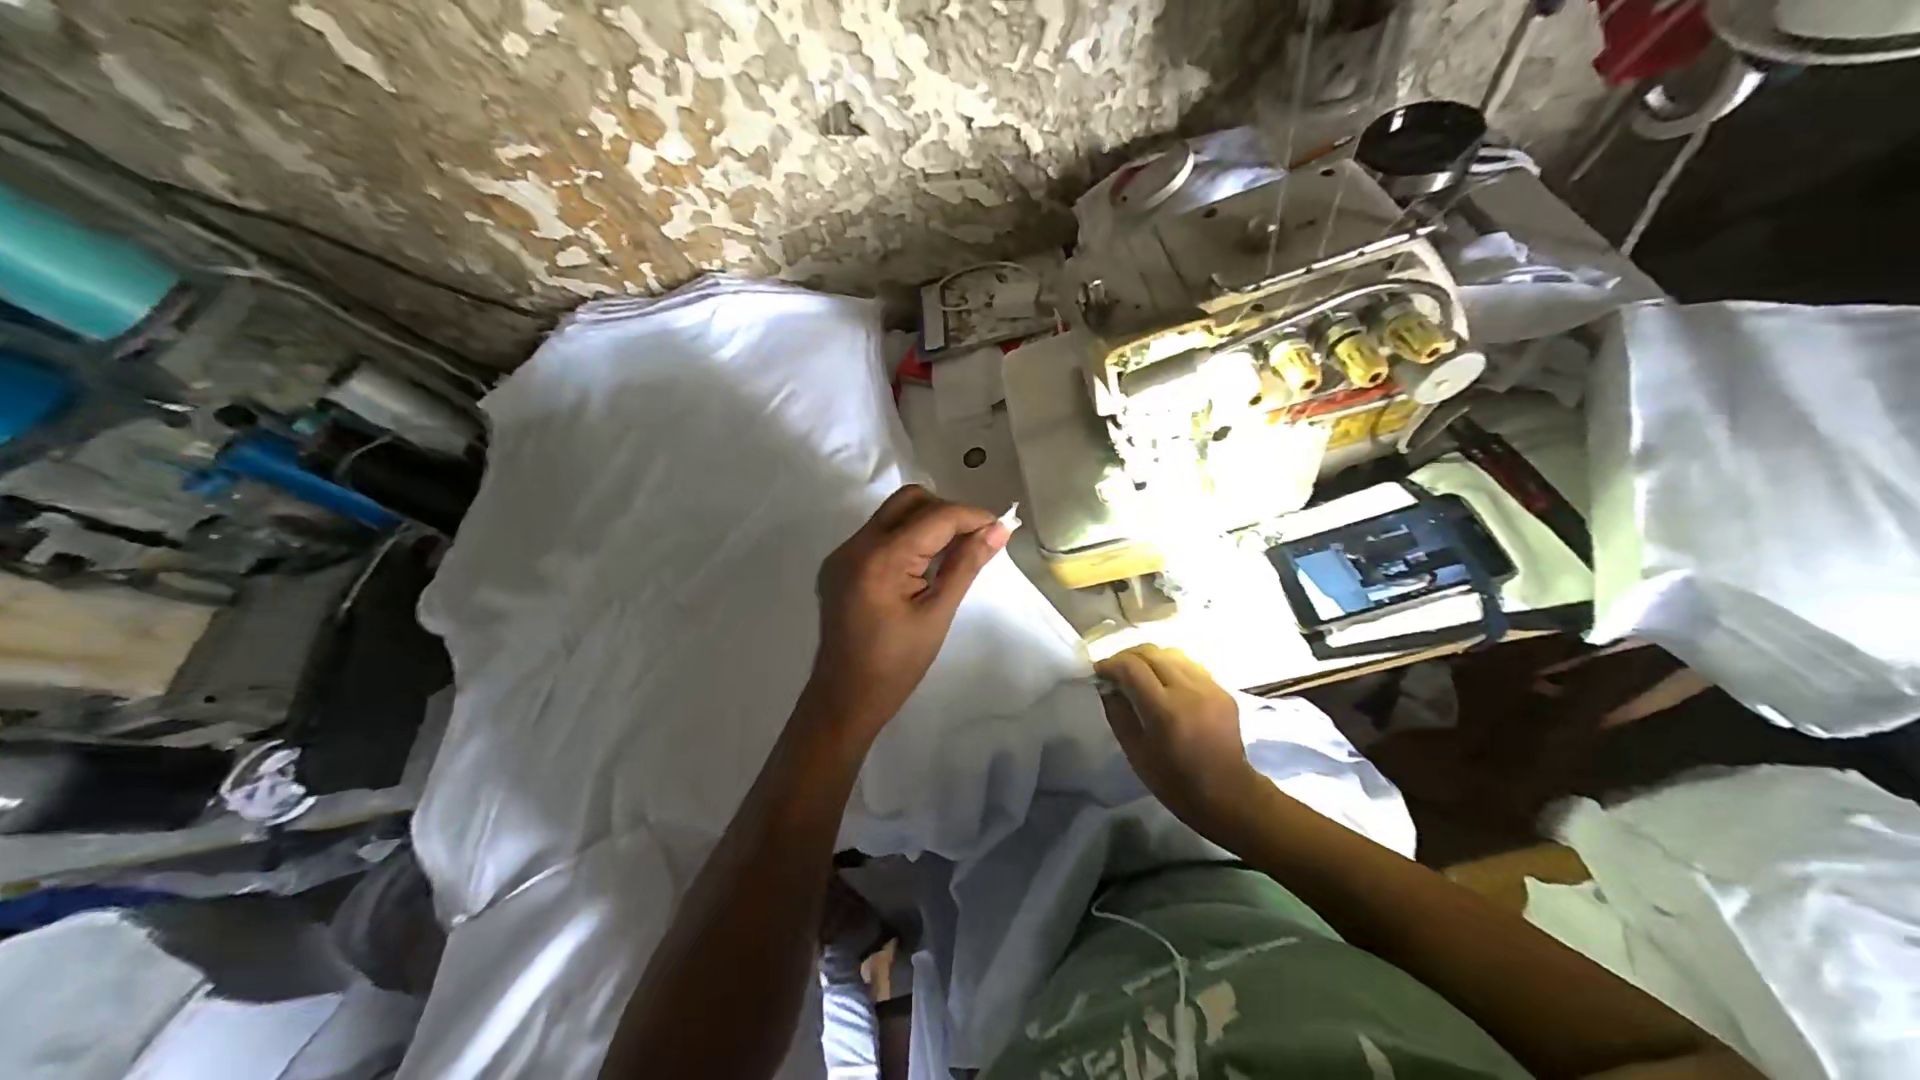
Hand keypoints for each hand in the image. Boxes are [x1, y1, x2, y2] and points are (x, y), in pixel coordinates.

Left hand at [807, 485, 1009, 736]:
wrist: (845, 697)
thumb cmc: (897, 665)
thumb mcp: (938, 614)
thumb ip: (966, 565)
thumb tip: (999, 529)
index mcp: (881, 560)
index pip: (935, 516)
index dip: (972, 516)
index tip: (1000, 527)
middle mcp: (856, 545)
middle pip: (910, 501)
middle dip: (947, 511)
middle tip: (974, 540)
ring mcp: (844, 553)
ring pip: (893, 513)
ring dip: (928, 522)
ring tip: (953, 553)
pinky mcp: (841, 563)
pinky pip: (880, 533)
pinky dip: (908, 536)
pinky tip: (924, 565)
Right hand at [1095, 645, 1269, 844]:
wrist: (1228, 794)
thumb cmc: (1175, 782)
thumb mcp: (1135, 752)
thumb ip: (1118, 713)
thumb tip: (1106, 685)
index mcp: (1166, 711)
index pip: (1132, 668)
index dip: (1110, 664)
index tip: (1098, 671)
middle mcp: (1190, 691)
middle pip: (1152, 652)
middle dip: (1127, 656)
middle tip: (1115, 670)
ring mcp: (1210, 688)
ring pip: (1172, 653)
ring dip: (1150, 658)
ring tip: (1138, 674)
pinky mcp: (1223, 690)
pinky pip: (1190, 666)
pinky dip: (1171, 667)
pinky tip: (1164, 683)